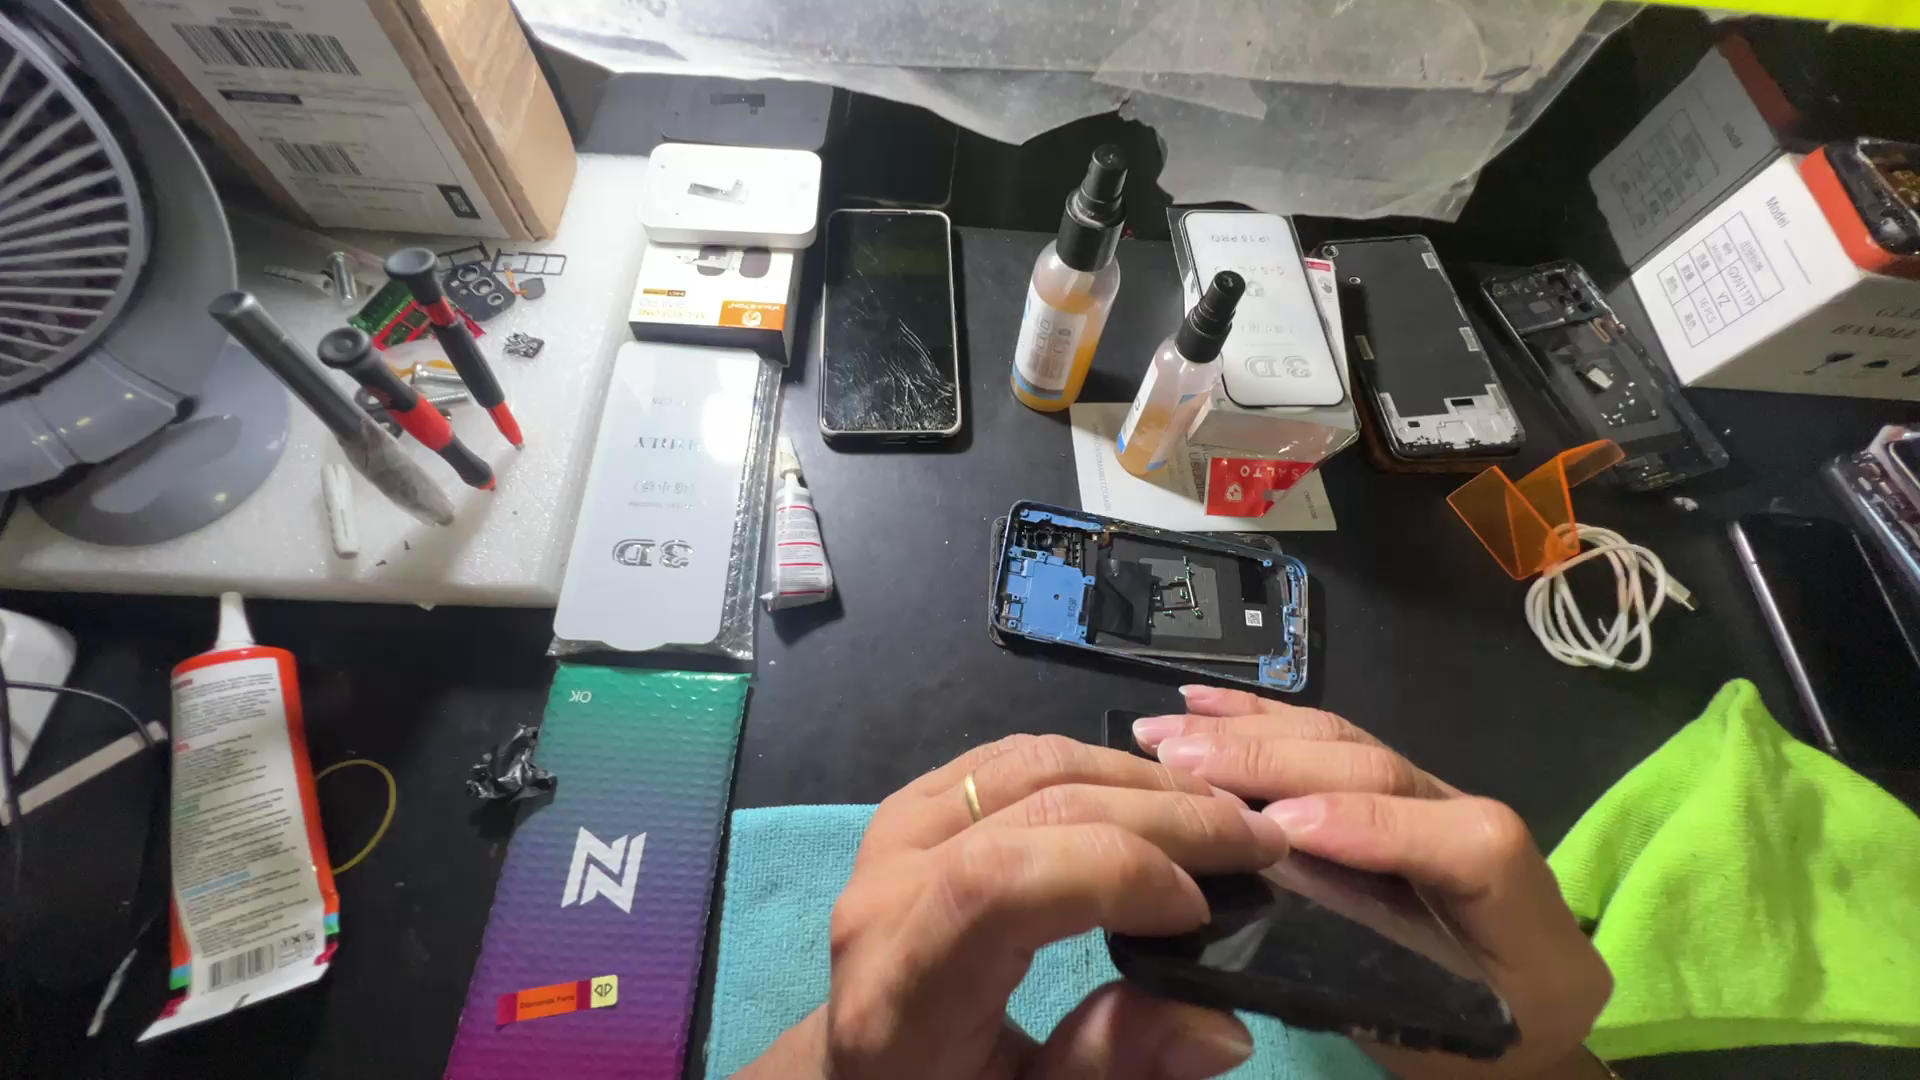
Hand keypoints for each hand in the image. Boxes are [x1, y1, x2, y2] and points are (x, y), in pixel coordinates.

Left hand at [737, 734, 1290, 1079]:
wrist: (856, 1055)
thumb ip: (1111, 1065)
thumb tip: (1222, 1021)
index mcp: (899, 979)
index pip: (1000, 883)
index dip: (1114, 871)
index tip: (1205, 908)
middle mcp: (887, 880)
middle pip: (1032, 807)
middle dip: (1159, 815)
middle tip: (1254, 837)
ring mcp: (897, 826)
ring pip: (1030, 762)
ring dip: (1133, 778)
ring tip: (1212, 808)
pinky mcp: (915, 800)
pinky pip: (1011, 757)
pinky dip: (1087, 763)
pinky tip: (1140, 788)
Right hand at [1134, 686, 1611, 1079]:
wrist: (1504, 1020)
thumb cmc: (1462, 1041)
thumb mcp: (1425, 1034)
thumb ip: (1361, 977)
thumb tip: (1249, 900)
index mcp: (1523, 917)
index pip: (1468, 844)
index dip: (1376, 823)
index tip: (1280, 825)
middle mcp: (1472, 828)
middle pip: (1382, 769)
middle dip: (1276, 761)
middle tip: (1183, 761)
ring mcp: (1425, 791)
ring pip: (1341, 739)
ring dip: (1247, 731)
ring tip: (1169, 735)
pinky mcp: (1381, 776)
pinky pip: (1319, 733)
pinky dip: (1255, 714)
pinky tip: (1199, 702)